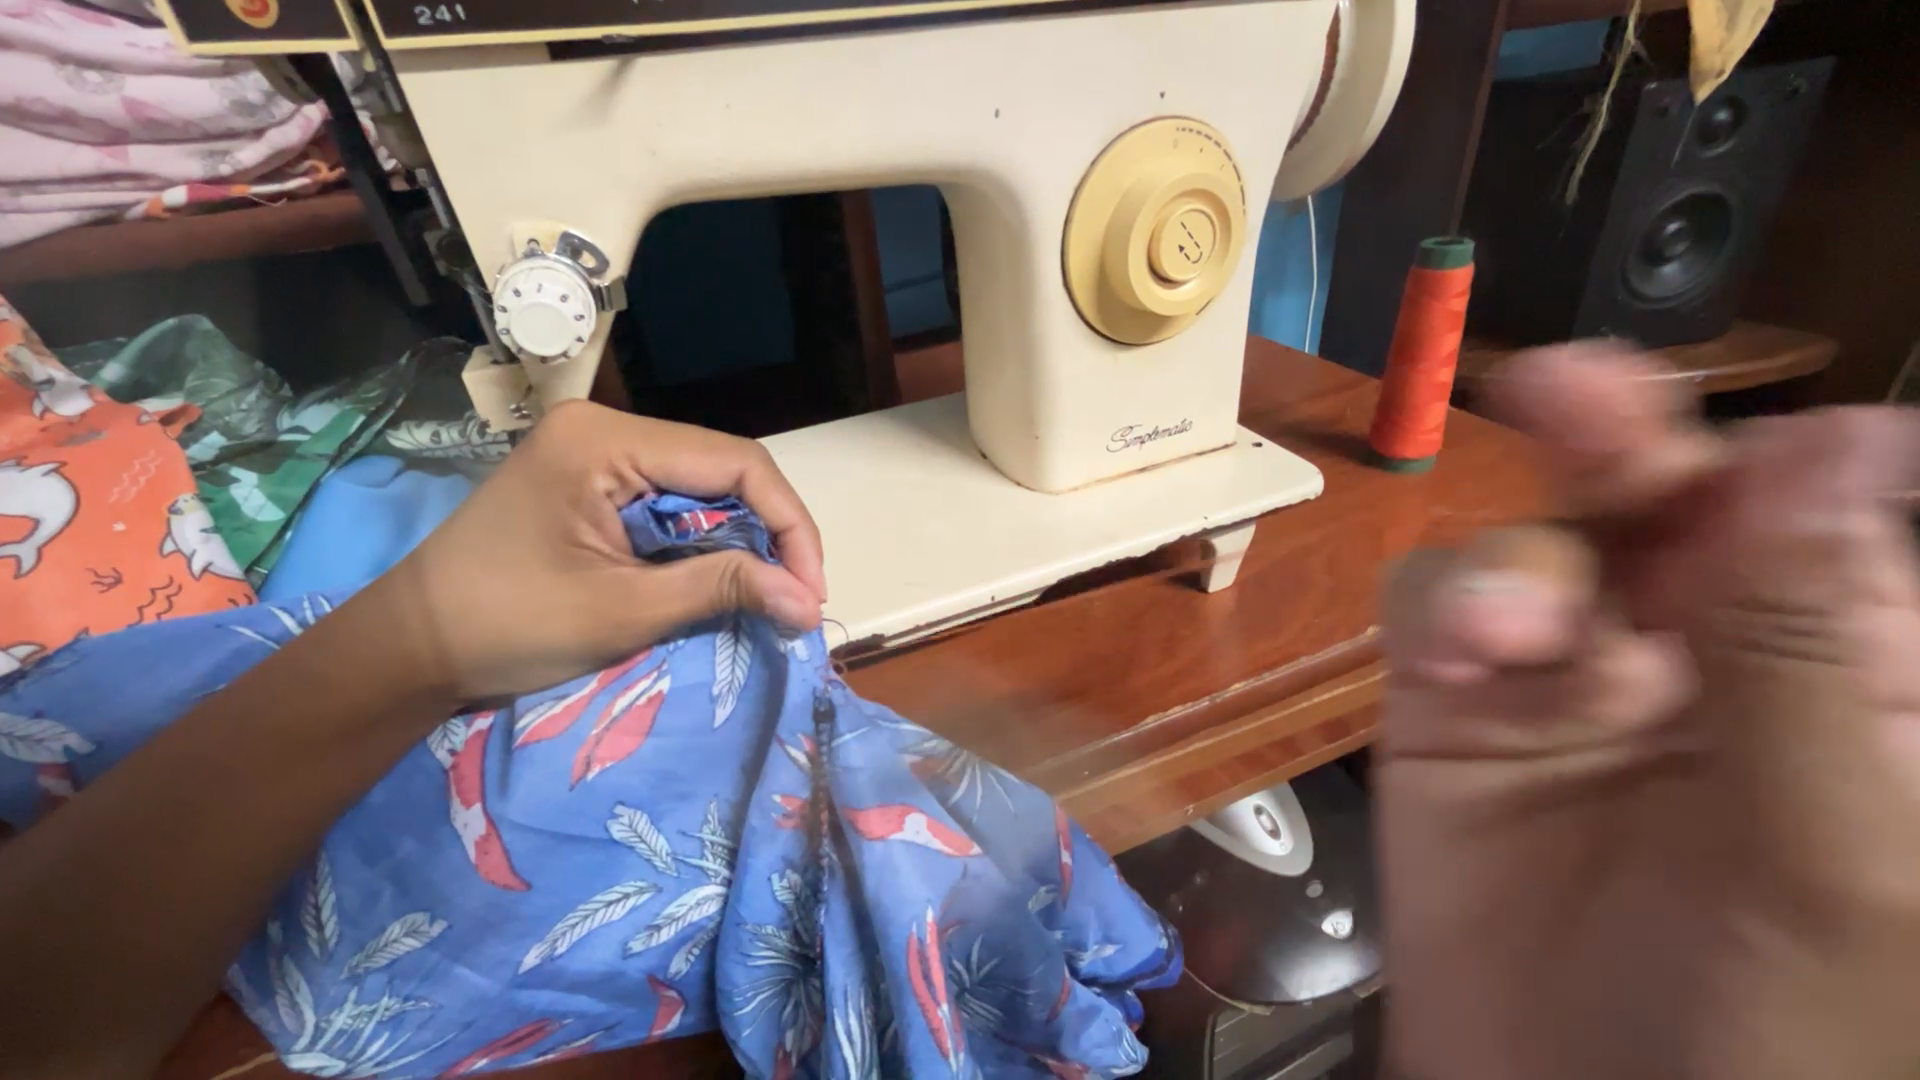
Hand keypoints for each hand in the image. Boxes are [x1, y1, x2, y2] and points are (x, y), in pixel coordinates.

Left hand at [360, 401, 826, 701]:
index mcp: (605, 441)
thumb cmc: (505, 625)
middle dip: (773, 533)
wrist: (408, 648)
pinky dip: (709, 542)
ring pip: (706, 486)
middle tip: (798, 596)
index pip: (735, 463)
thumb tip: (810, 602)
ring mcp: (598, 451)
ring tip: (773, 591)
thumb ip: (723, 589)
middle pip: (725, 469)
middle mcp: (606, 428)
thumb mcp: (624, 611)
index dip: (790, 524)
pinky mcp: (595, 480)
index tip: (811, 589)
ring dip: (746, 539)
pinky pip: (675, 501)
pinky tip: (727, 575)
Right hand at [1377, 343, 1919, 1079]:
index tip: (1758, 429)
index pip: (1816, 524)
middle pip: (1652, 508)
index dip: (1787, 463)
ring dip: (1511, 568)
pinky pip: (1428, 613)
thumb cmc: (1779, 1038)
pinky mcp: (1447, 703)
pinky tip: (1462, 652)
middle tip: (1560, 389)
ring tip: (1506, 634)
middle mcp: (1692, 657)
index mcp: (1836, 681)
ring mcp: (1555, 677)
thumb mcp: (1841, 859)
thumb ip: (1810, 655)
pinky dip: (1441, 609)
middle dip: (1611, 444)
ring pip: (1524, 550)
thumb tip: (1830, 448)